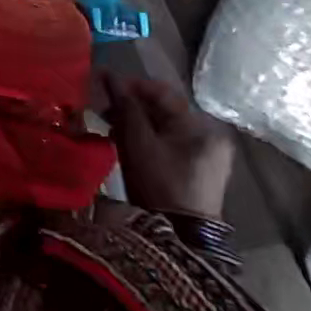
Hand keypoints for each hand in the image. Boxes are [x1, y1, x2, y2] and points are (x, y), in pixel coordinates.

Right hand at [96, 71, 234, 218]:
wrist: (180, 234)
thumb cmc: (160, 183)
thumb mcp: (139, 143)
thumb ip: (126, 107)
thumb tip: (110, 76)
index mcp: (201, 126)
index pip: (162, 92)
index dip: (131, 85)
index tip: (103, 83)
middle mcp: (209, 134)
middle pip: (163, 108)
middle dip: (131, 104)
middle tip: (101, 104)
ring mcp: (205, 152)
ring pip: (163, 124)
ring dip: (135, 120)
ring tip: (108, 121)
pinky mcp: (197, 166)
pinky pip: (168, 139)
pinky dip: (146, 135)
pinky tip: (124, 138)